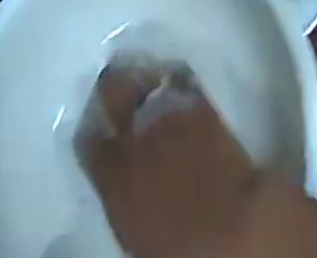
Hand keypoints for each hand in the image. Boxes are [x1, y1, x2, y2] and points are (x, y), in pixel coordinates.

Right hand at [75, 64, 261, 257]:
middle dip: (113, 85)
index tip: (99, 131)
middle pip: (112, 90)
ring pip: (147, 76)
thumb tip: (121, 180)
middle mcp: (133, 134)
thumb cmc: (177, 245)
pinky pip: (181, 78)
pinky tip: (177, 79)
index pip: (88, 140)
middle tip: (117, 84)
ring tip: (147, 75)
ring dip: (145, 75)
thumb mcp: (132, 228)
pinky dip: (176, 77)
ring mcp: (167, 113)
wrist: (228, 228)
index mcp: (111, 174)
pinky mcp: (199, 104)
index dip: (93, 134)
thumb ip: (120, 193)